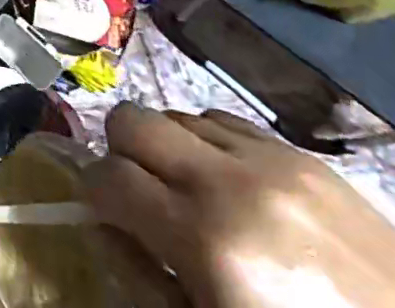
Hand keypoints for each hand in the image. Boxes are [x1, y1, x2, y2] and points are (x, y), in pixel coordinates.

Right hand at [86, 102, 394, 307]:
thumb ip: (146, 280)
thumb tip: (109, 229)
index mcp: (207, 242)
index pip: (109, 177)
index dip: (91, 191)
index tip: (98, 210)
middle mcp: (232, 183)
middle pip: (134, 120)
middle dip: (118, 151)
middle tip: (133, 192)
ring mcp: (272, 160)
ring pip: (177, 114)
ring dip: (166, 147)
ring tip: (185, 191)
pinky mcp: (303, 155)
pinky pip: (225, 122)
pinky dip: (206, 143)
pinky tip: (227, 184)